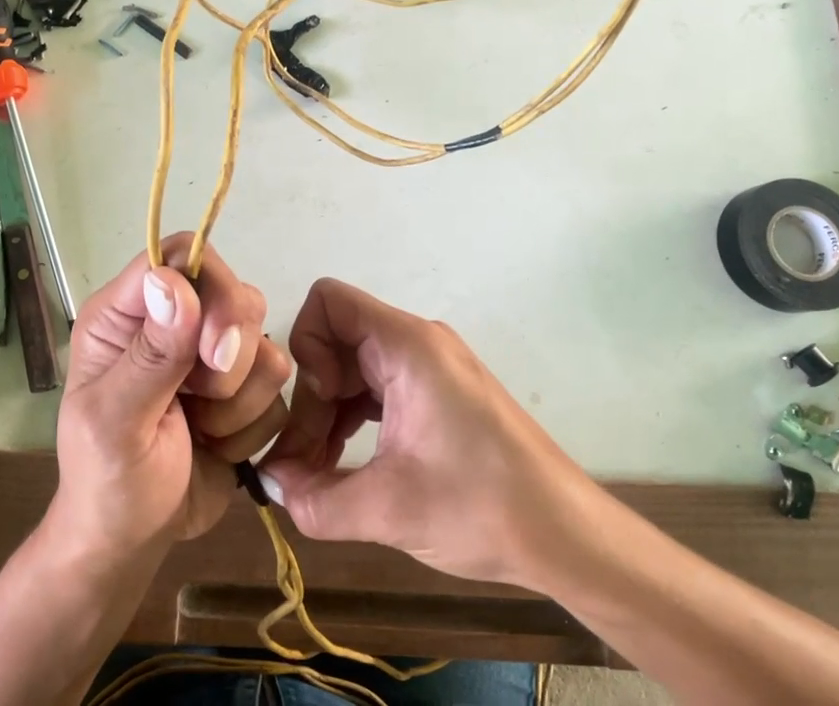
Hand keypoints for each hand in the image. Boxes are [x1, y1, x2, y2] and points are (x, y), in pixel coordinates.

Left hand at [49, 236, 293, 563]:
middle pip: (234, 294)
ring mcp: (209, 359)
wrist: (134, 540)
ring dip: (238, 401)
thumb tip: (174, 282)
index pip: (179, 256)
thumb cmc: (107, 480)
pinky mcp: (242, 394)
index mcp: (124, 315)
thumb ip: (150, 355)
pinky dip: (251, 427)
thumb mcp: (114, 421)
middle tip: (204, 398)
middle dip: (231, 354)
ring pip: (263, 344)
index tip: (213, 347)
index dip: (210, 289)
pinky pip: (278, 390)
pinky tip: (217, 448)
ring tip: (201, 431)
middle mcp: (171, 324)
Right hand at [258, 279, 614, 592]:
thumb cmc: (482, 509)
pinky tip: (343, 470)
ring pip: (351, 371)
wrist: (568, 537)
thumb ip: (313, 499)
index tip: (318, 406)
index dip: (306, 348)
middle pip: (334, 343)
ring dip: (326, 418)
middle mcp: (417, 344)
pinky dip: (351, 424)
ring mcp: (429, 370)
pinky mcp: (437, 396)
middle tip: (300, 466)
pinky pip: (375, 391)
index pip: (327, 302)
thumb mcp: (386, 510)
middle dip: (309, 401)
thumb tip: (270, 486)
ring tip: (317, 475)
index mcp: (408, 347)